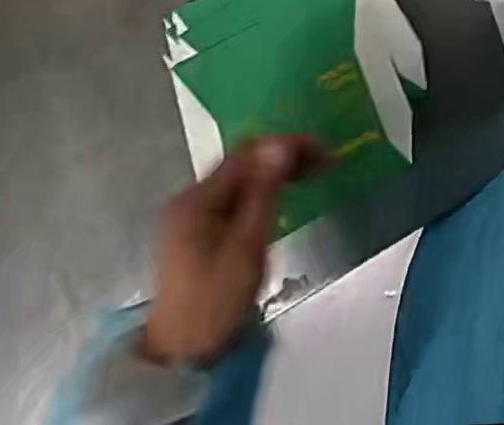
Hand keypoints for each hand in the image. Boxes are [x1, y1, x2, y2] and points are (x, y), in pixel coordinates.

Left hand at [142, 134, 328, 364]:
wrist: (179, 359)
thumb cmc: (214, 306)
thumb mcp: (246, 249)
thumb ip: (264, 194)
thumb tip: (279, 146)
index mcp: (198, 199)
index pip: (247, 153)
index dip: (287, 145)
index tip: (322, 151)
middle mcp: (191, 198)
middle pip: (242, 161)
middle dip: (283, 155)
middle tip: (324, 160)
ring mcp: (191, 213)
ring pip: (239, 177)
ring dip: (274, 170)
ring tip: (311, 173)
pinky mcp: (197, 230)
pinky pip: (234, 195)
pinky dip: (261, 189)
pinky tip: (280, 194)